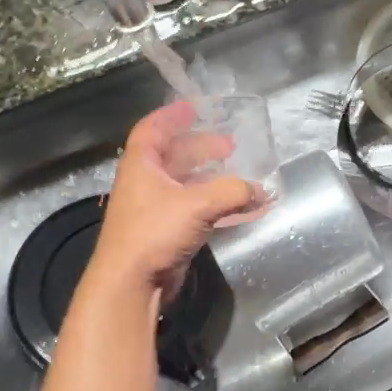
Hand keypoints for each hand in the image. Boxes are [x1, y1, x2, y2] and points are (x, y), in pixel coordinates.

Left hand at [87, 102, 261, 296]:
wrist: (131, 282)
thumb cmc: (155, 232)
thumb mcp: (198, 205)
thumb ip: (233, 192)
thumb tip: (260, 190)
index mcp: (142, 166)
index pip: (153, 130)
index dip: (172, 116)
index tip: (195, 108)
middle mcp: (145, 183)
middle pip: (173, 156)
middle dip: (201, 148)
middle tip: (230, 145)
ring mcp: (154, 209)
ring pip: (185, 183)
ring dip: (211, 177)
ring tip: (238, 174)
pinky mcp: (166, 232)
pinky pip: (194, 208)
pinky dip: (215, 204)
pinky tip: (237, 208)